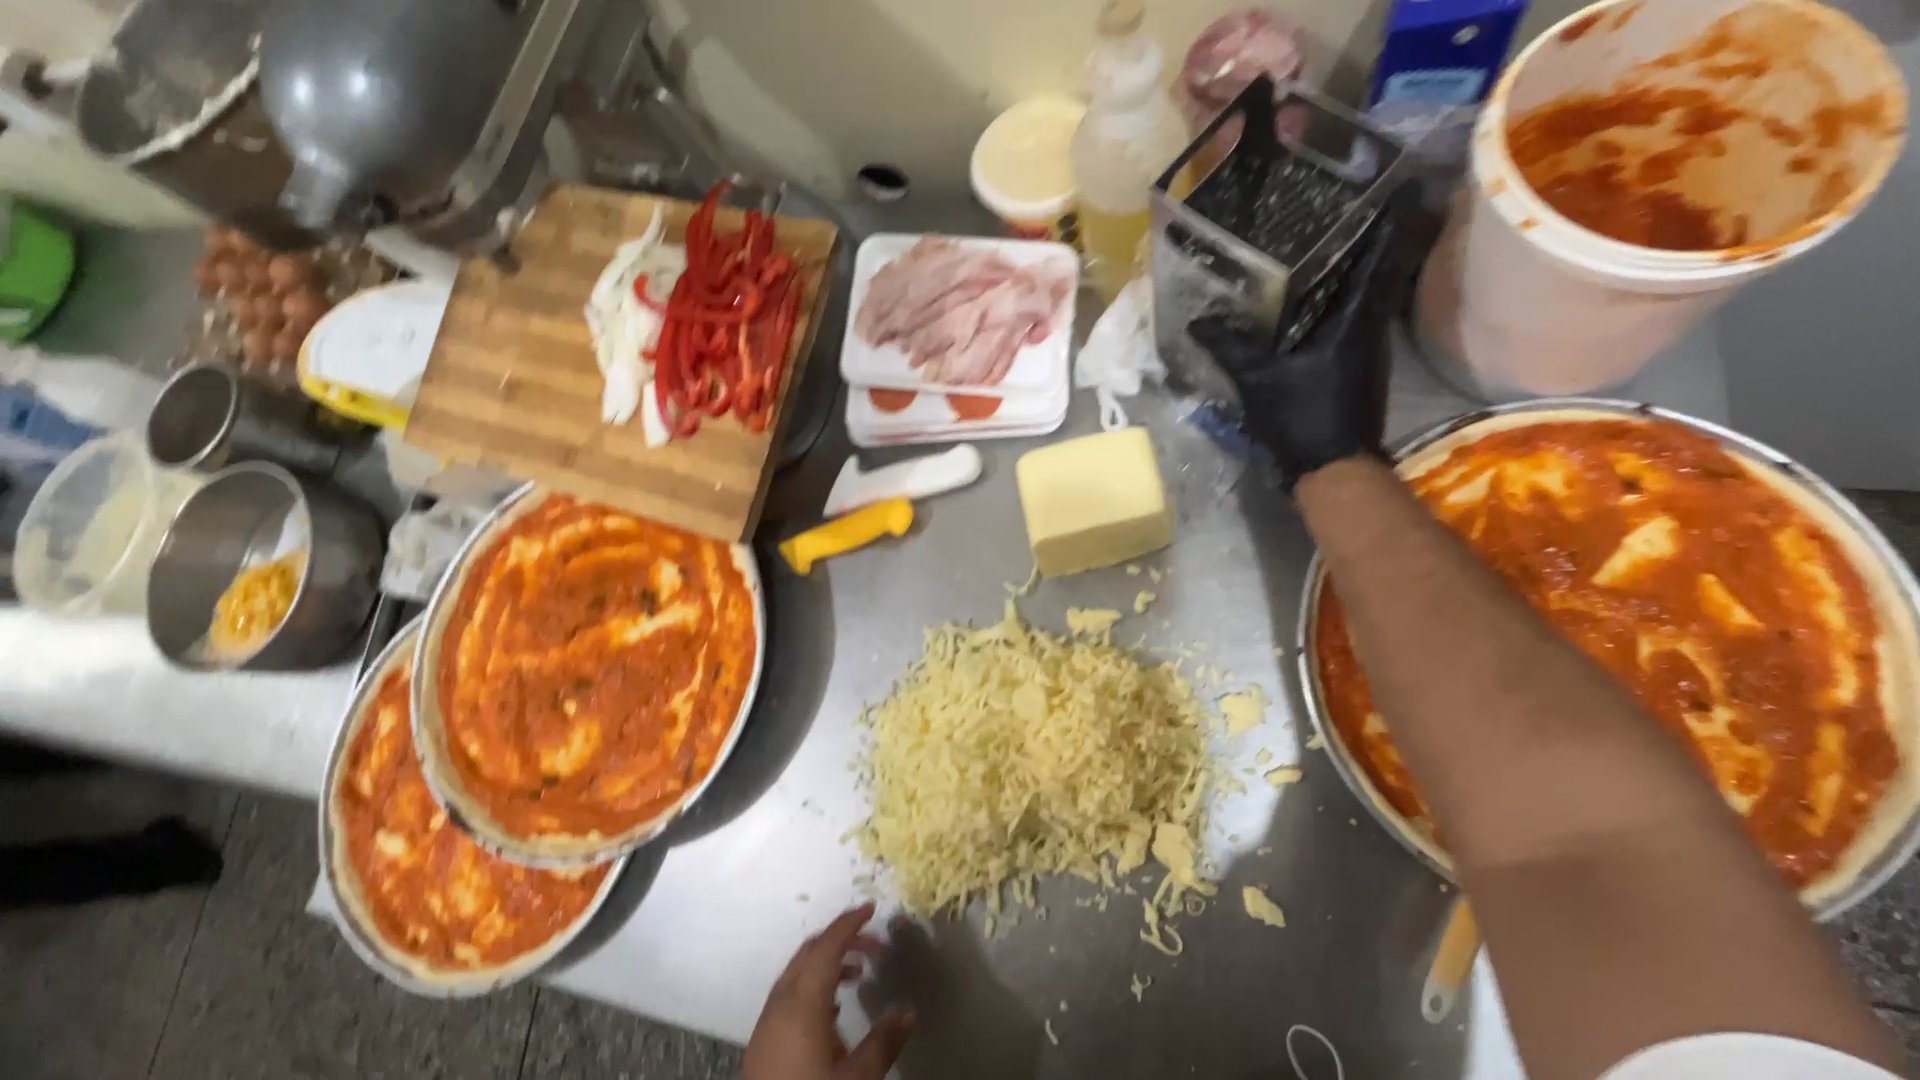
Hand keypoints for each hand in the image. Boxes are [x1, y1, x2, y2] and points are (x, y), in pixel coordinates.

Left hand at [743, 903, 915, 1079]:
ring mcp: (766, 1022)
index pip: (826, 946)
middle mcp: (779, 1003)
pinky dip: (813, 986)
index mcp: (802, 1003)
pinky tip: (833, 1010)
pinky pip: (788, 995)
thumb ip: (884, 1042)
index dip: (849, 924)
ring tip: (858, 976)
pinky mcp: (762, 1042)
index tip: (871, 908)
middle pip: (809, 954)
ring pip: (797, 974)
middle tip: (876, 947)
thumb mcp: (857, 1079)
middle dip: (842, 941)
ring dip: (827, 964)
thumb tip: (908, 1011)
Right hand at [1186, 194, 1419, 490]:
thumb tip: (1197, 321)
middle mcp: (1369, 330)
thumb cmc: (1303, 417)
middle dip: (1373, 236)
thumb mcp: (1258, 380)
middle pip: (1378, 272)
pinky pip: (1353, 319)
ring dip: (1359, 267)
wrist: (1334, 469)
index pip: (1378, 261)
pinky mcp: (1358, 368)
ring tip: (1336, 238)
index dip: (1391, 223)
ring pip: (1366, 296)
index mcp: (1354, 323)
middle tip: (1357, 202)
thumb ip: (1230, 347)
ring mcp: (1367, 351)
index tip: (1402, 185)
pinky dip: (1343, 298)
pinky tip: (1319, 295)